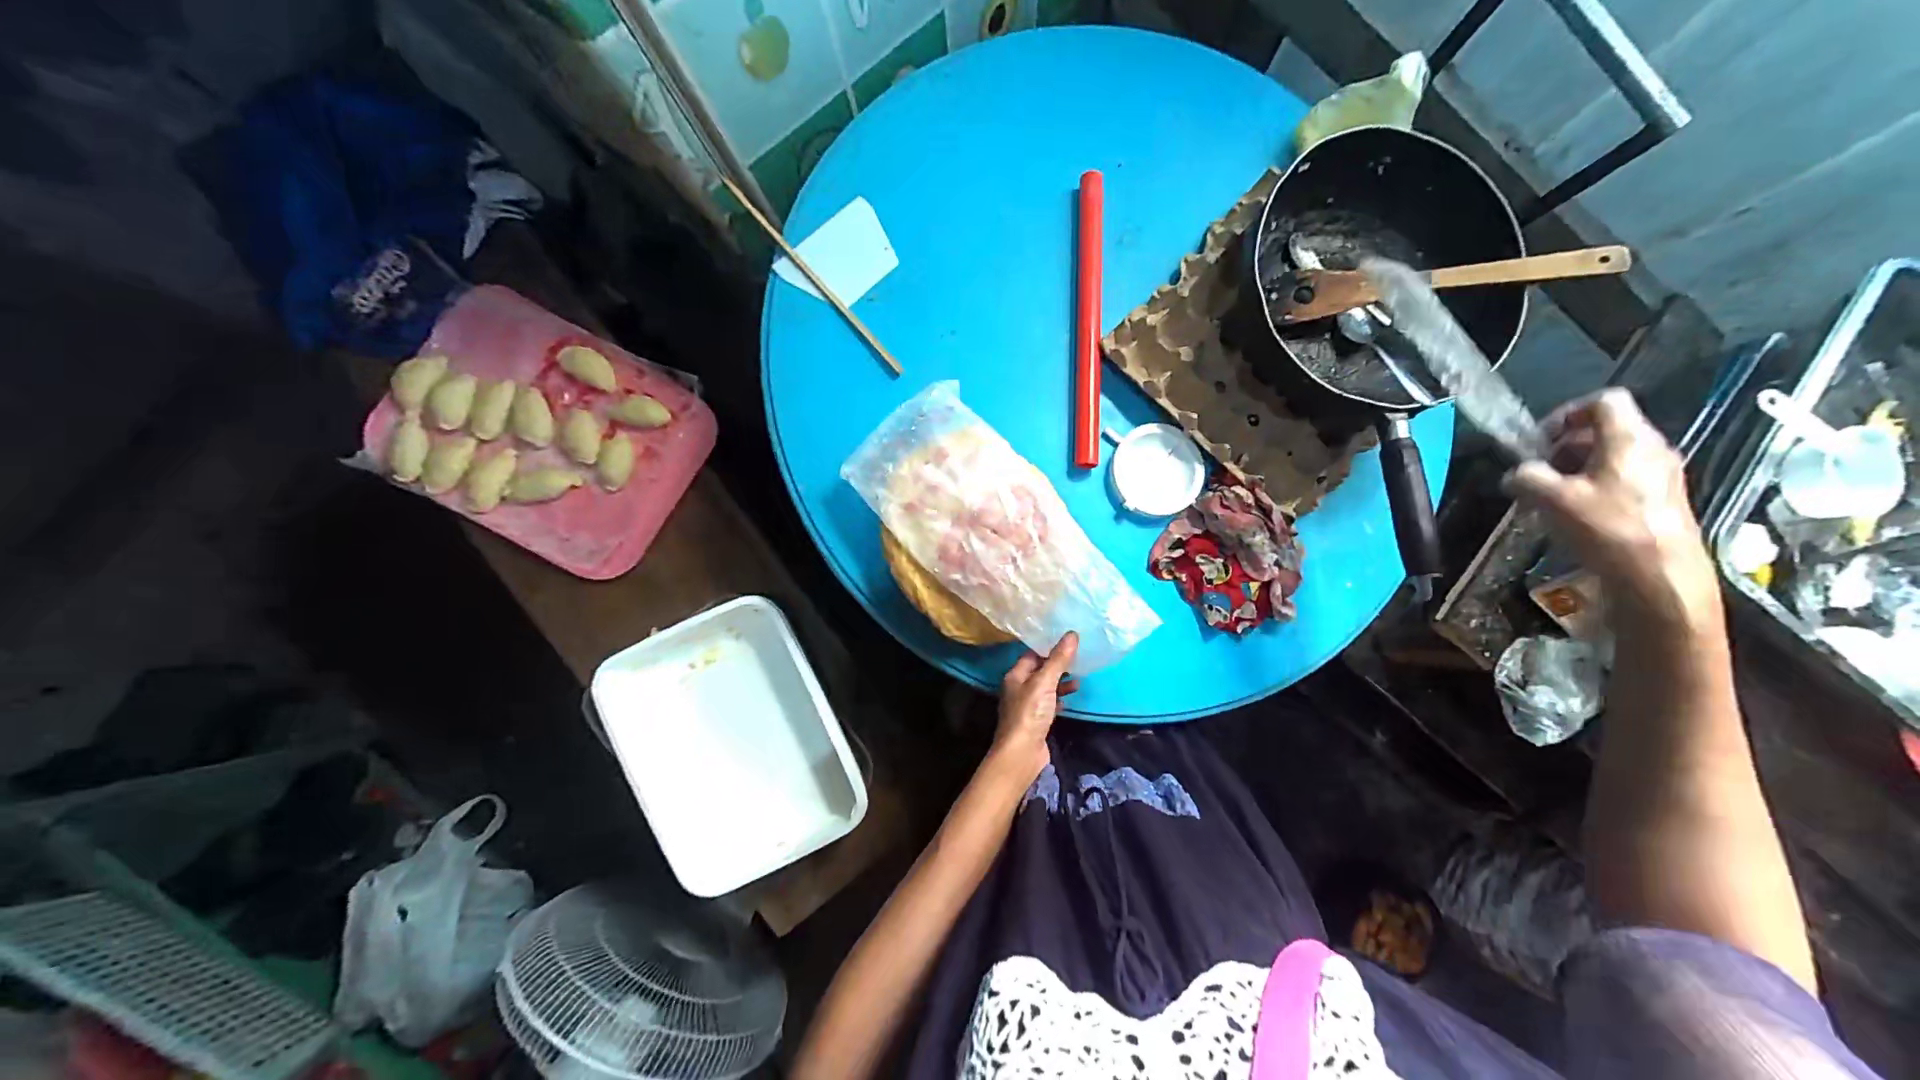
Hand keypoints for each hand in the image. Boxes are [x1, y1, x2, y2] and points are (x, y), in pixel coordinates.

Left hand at [990, 632, 1078, 780]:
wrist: (1022, 753)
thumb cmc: (1029, 713)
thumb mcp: (1044, 682)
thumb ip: (1058, 660)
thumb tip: (1071, 634)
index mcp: (1015, 675)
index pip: (1031, 654)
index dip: (1048, 647)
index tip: (1068, 641)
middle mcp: (1018, 688)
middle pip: (1039, 670)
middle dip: (1057, 664)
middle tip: (1079, 658)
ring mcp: (1026, 705)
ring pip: (1045, 687)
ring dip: (1060, 682)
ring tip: (1079, 678)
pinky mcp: (1035, 720)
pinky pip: (1048, 702)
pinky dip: (1059, 698)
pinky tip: (1071, 698)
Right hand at [1505, 389, 1720, 631]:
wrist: (1660, 578)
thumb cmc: (1607, 529)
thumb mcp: (1550, 499)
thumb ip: (1526, 477)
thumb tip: (1517, 474)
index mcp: (1630, 439)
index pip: (1603, 401)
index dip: (1566, 413)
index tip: (1539, 440)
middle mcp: (1652, 450)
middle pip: (1605, 430)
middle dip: (1563, 447)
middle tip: (1538, 472)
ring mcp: (1661, 476)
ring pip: (1611, 457)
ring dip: (1575, 470)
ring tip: (1550, 498)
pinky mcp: (1660, 502)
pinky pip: (1621, 480)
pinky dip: (1592, 489)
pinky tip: (1574, 516)